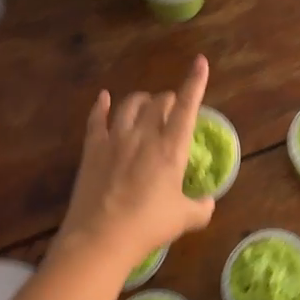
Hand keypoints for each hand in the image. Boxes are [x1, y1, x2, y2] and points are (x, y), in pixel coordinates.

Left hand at [55, 56, 216, 268]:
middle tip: (172, 108)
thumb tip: (208, 201)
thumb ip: (201, 207)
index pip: (187, 106)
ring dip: (142, 100)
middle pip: (158, 101)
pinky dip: (102, 106)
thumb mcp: (184, 219)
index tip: (200, 62)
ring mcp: (115, 139)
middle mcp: (144, 135)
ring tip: (146, 104)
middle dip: (168, 99)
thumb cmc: (148, 226)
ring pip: (130, 104)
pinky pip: (97, 119)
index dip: (195, 82)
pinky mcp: (92, 149)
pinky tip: (104, 98)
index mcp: (171, 148)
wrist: (100, 238)